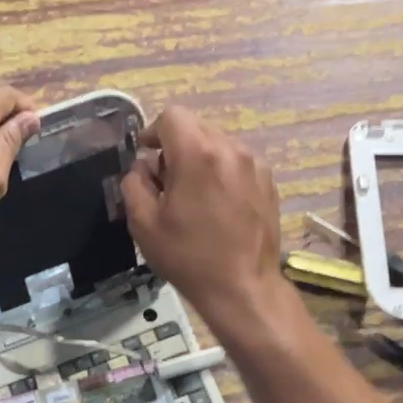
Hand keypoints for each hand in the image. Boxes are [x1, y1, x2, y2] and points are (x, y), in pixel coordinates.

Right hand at [122, 106, 289, 331]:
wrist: (242, 286)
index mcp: (198, 154)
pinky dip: (221, 173)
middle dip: (176, 148)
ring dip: (200, 160)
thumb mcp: (143, 224)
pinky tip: (217, 207)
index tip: (147, 158)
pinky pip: (237, 163)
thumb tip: (143, 167)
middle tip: (167, 185)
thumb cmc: (188, 257)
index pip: (171, 116)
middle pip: (196, 128)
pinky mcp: (268, 181)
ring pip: (218, 144)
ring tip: (193, 197)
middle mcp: (231, 149)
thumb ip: (134, 184)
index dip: (153, 132)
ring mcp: (254, 164)